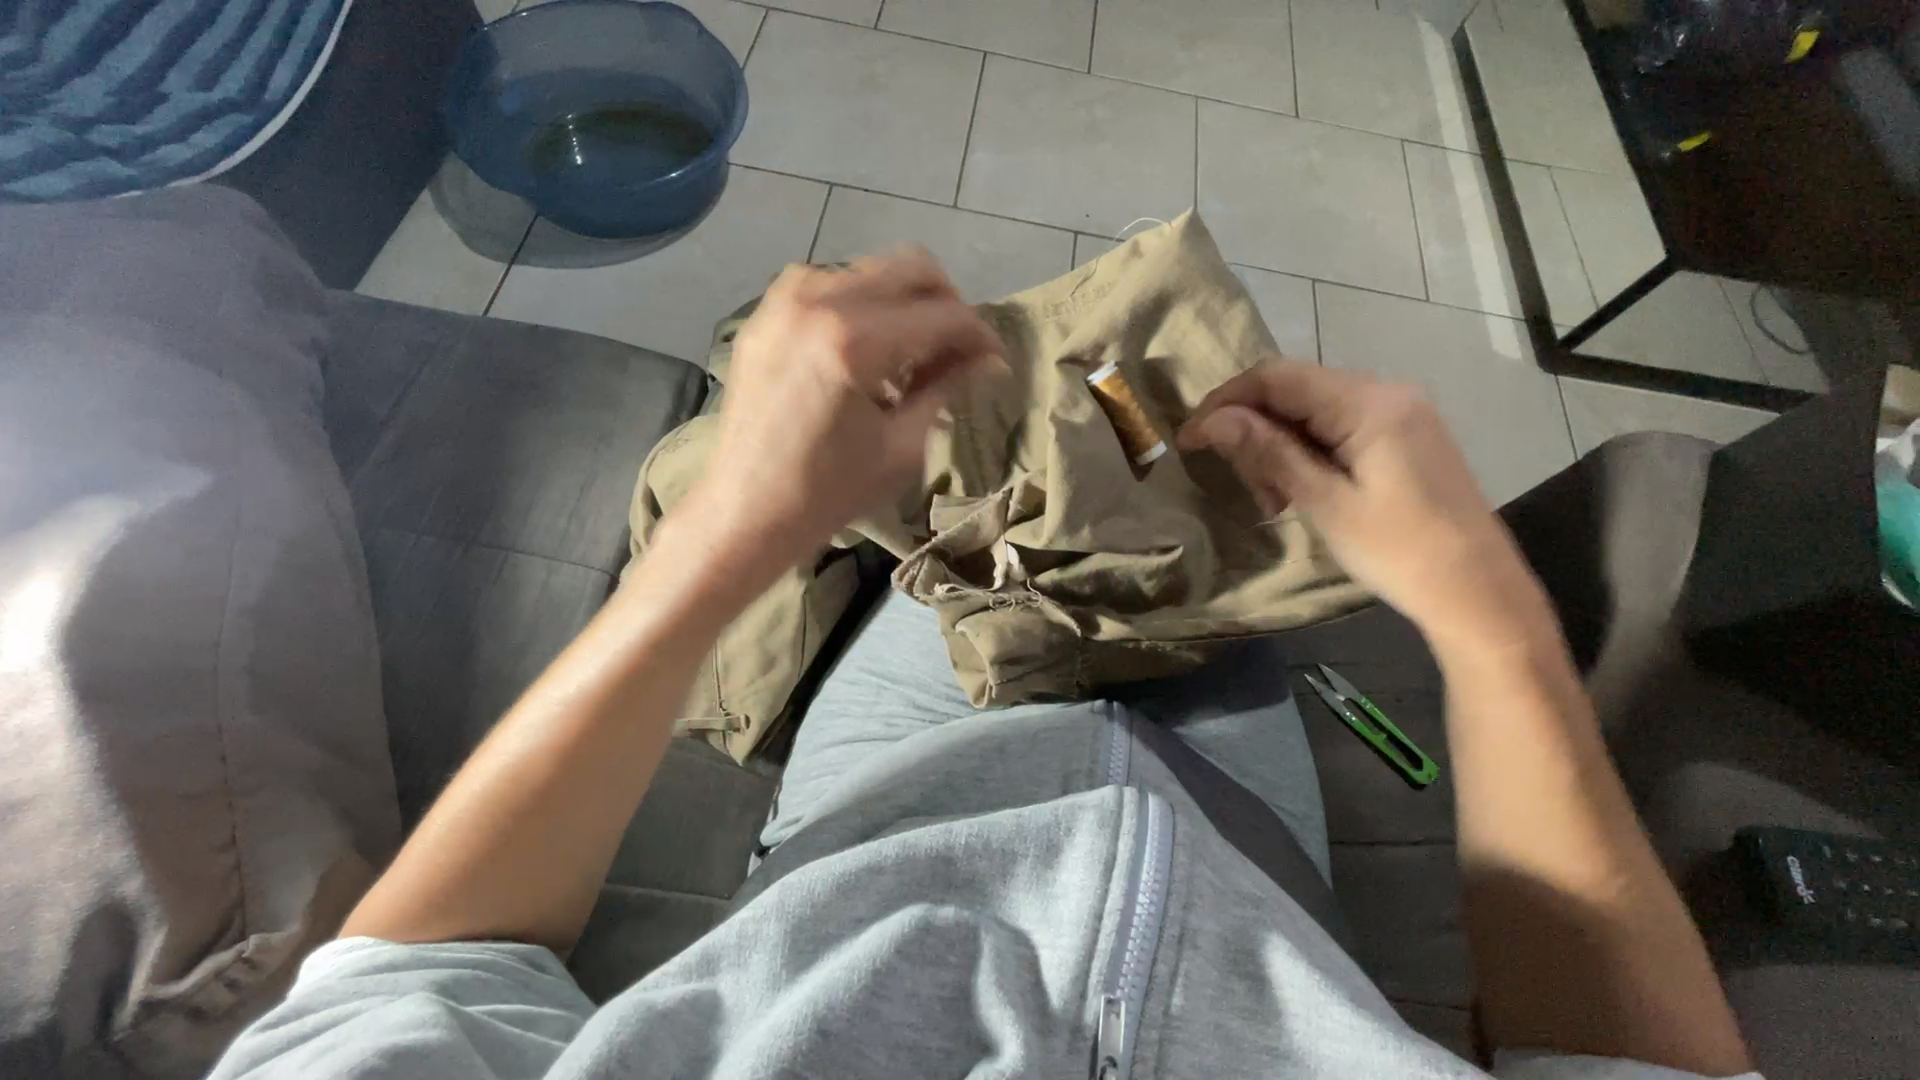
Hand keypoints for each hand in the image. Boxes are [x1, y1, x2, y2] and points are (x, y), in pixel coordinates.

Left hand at [681, 249, 1003, 585]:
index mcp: (856, 342)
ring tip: (910, 354)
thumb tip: (987, 360)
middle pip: (911, 267)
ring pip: (871, 270)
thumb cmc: (827, 494)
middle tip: (958, 348)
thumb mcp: (901, 447)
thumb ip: (946, 388)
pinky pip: (828, 283)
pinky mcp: (766, 313)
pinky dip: (860, 305)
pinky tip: (865, 348)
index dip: (979, 336)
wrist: (744, 512)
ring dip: (903, 302)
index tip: (995, 360)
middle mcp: (819, 302)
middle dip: (946, 304)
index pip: (942, 315)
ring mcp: (785, 301)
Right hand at [1179, 360, 1552, 651]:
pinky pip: (1338, 428)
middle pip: (1294, 390)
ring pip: (1312, 412)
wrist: (1478, 591)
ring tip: (1272, 499)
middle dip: (1253, 430)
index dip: (1225, 403)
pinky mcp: (1403, 436)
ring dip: (1277, 447)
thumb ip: (1269, 453)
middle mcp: (1386, 392)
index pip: (1277, 378)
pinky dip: (1307, 453)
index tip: (1189, 440)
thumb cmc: (1399, 551)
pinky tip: (1299, 492)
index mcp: (1370, 402)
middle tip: (1242, 485)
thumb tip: (1213, 420)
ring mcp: (1399, 413)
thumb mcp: (1325, 503)